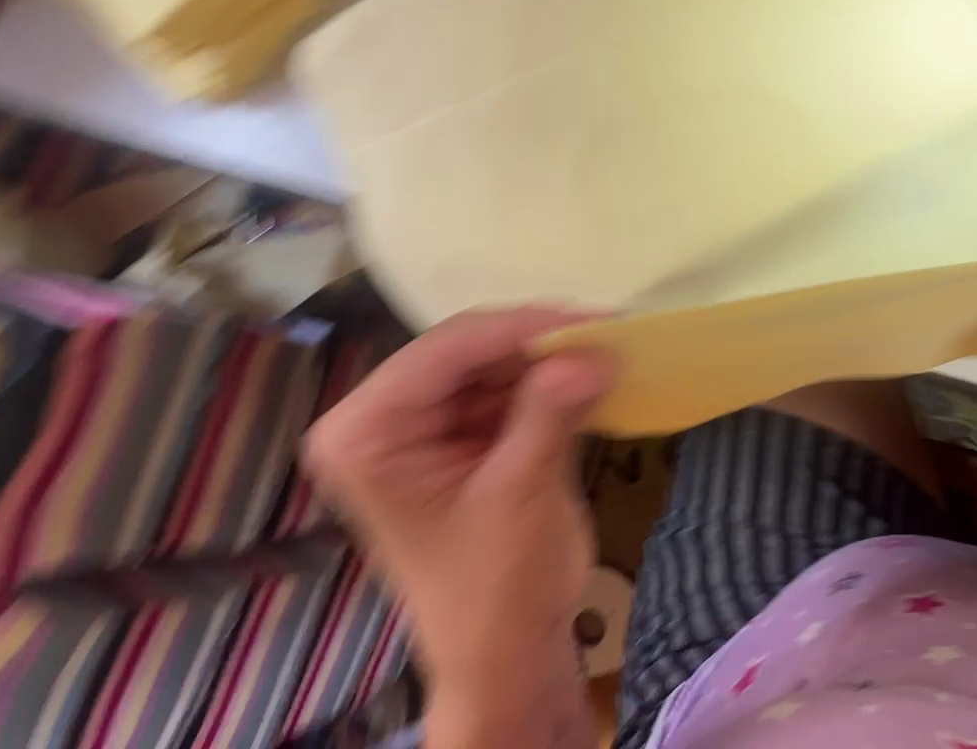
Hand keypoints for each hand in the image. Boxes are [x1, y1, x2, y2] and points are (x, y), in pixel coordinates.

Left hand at [302, 307, 613, 679]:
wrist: (507, 657)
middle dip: (538, 342)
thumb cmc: (494, 591)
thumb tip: (596, 349)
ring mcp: (425, 424)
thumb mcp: (519, 496)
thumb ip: (549, 413)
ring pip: (494, 362)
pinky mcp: (462, 434)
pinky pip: (508, 388)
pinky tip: (592, 373)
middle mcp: (385, 417)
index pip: (444, 352)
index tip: (590, 320)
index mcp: (366, 432)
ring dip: (549, 358)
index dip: (519, 328)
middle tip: (608, 331)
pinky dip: (550, 381)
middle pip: (468, 350)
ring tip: (610, 345)